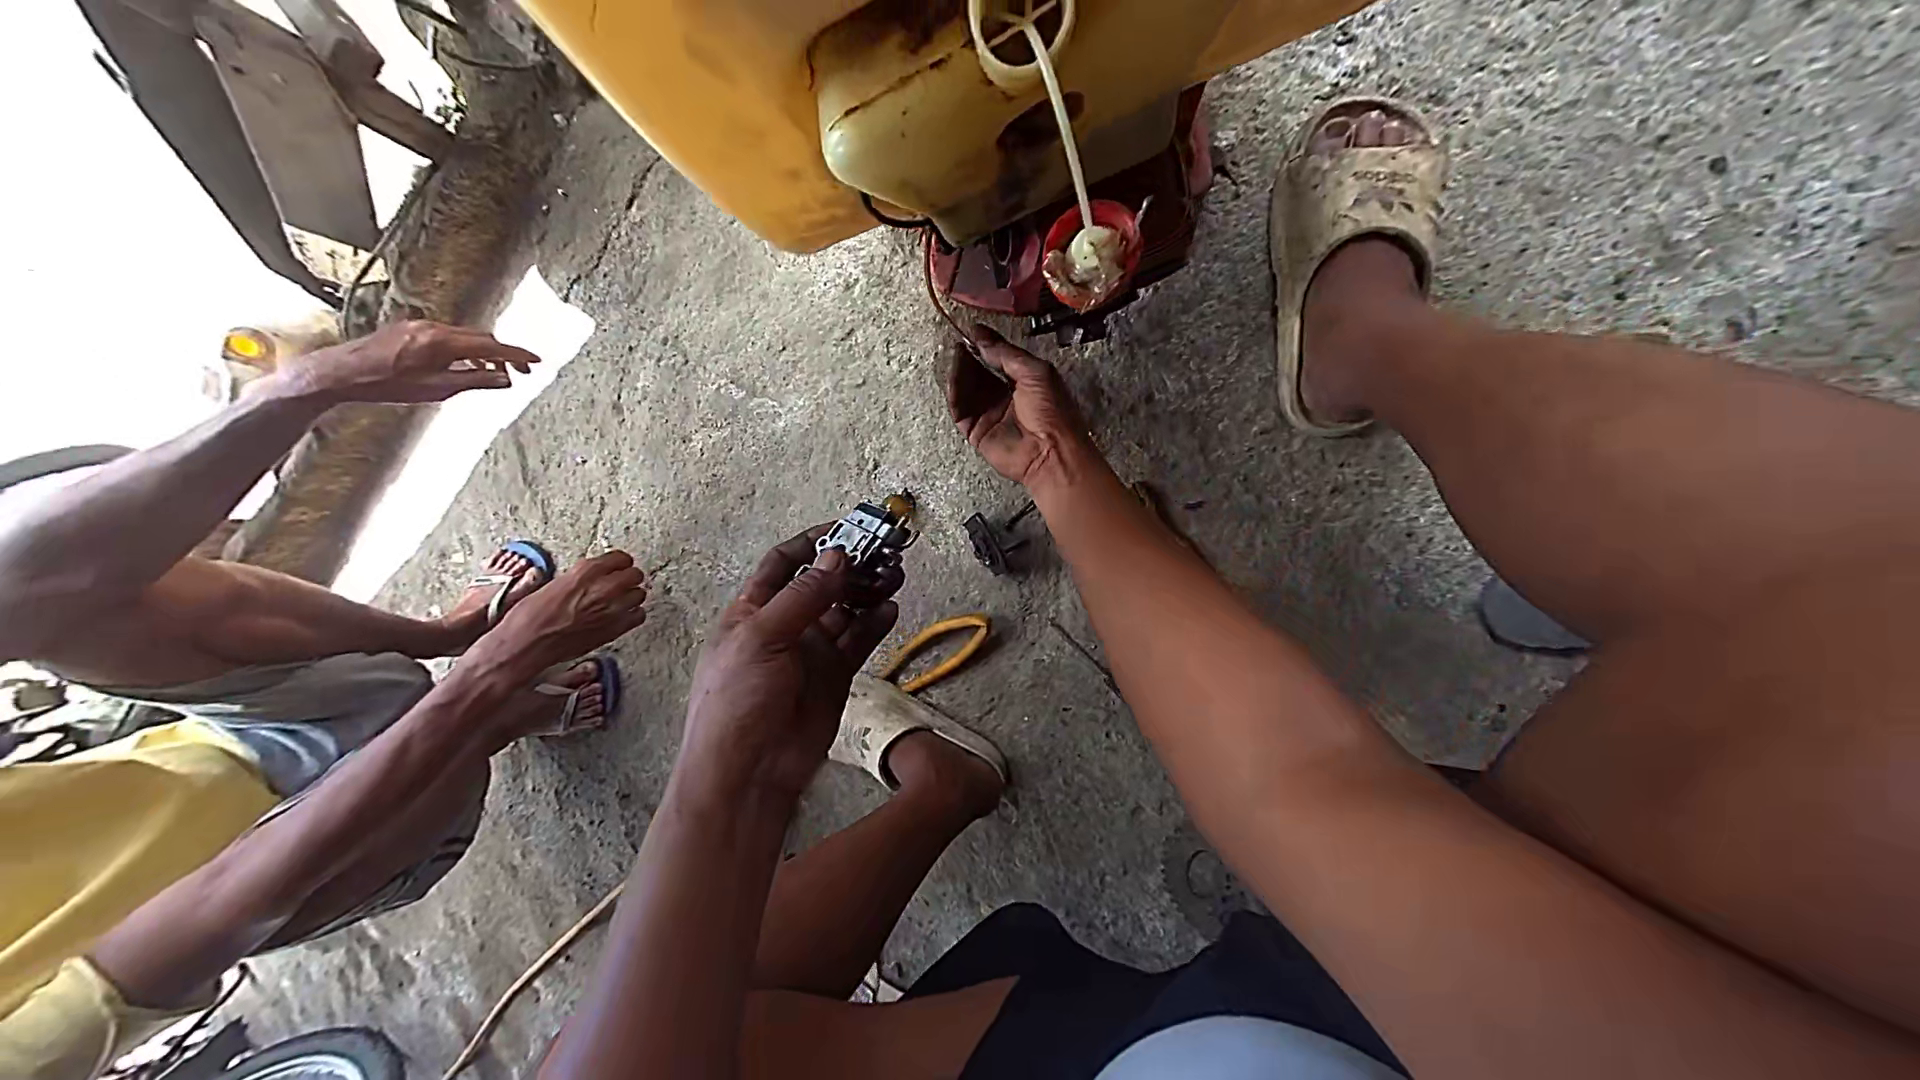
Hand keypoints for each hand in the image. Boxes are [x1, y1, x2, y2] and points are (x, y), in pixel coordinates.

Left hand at [275, 320, 540, 404]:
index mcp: (443, 342)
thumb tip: (505, 378)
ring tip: (496, 370)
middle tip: (521, 371)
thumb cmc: (385, 384)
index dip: (518, 354)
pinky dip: (465, 348)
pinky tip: (466, 363)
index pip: (492, 345)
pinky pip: (448, 335)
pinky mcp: (409, 330)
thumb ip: (476, 380)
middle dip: (504, 353)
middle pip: (481, 337)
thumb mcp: (438, 389)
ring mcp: (419, 326)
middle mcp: (433, 328)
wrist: (340, 374)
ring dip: (485, 351)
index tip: (536, 361)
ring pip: (465, 336)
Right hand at [466, 551, 648, 682]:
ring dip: (632, 595)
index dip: (619, 562)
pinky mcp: (614, 628)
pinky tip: (623, 615)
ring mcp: (611, 609)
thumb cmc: (529, 618)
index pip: (619, 557)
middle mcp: (602, 588)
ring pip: (640, 594)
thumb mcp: (552, 585)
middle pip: (635, 574)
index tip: (618, 565)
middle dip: (629, 577)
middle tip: (622, 582)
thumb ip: (577, 578)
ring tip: (621, 599)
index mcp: (584, 573)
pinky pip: (639, 615)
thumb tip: (589, 576)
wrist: (526, 645)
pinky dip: (633, 614)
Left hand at [680, 527, 903, 797]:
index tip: (845, 528)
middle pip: (822, 583)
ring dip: (868, 590)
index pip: (784, 563)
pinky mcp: (834, 674)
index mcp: (753, 611)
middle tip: (880, 552)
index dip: (813, 543)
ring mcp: (811, 651)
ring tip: (891, 576)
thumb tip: (834, 558)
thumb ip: (802, 597)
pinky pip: (859, 639)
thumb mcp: (761, 638)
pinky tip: (889, 609)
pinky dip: (875, 623)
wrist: (750, 771)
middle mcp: (784, 626)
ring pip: (845, 609)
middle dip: (850, 566)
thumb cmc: (734, 704)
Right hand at [947, 323, 1092, 488]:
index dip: (986, 346)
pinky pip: (960, 410)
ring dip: (960, 371)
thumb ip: (1006, 353)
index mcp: (1025, 383)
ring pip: (967, 390)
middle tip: (960, 342)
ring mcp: (991, 416)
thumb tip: (983, 336)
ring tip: (957, 355)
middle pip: (980, 374)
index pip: (999, 361)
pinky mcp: (978, 432)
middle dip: (970, 357)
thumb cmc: (1053, 413)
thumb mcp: (1034, 371)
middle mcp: (1006, 399)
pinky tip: (954, 377)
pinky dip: (954, 393)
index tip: (972, 332)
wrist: (1050, 452)